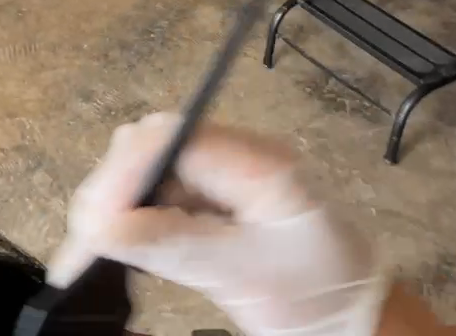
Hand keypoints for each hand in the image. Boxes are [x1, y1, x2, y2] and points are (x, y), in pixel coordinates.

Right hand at [48, 113, 385, 335]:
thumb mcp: (248, 279)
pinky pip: (163, 192)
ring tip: (91, 241)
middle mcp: (237, 153)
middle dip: (112, 185)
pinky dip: (136, 214)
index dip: (121, 171)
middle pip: (153, 146)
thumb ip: (173, 245)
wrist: (372, 334)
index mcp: (257, 161)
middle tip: (83, 234)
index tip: (90, 217)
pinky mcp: (218, 195)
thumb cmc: (323, 307)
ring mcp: (227, 172)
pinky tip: (119, 239)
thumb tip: (102, 229)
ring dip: (118, 200)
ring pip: (151, 167)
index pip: (169, 139)